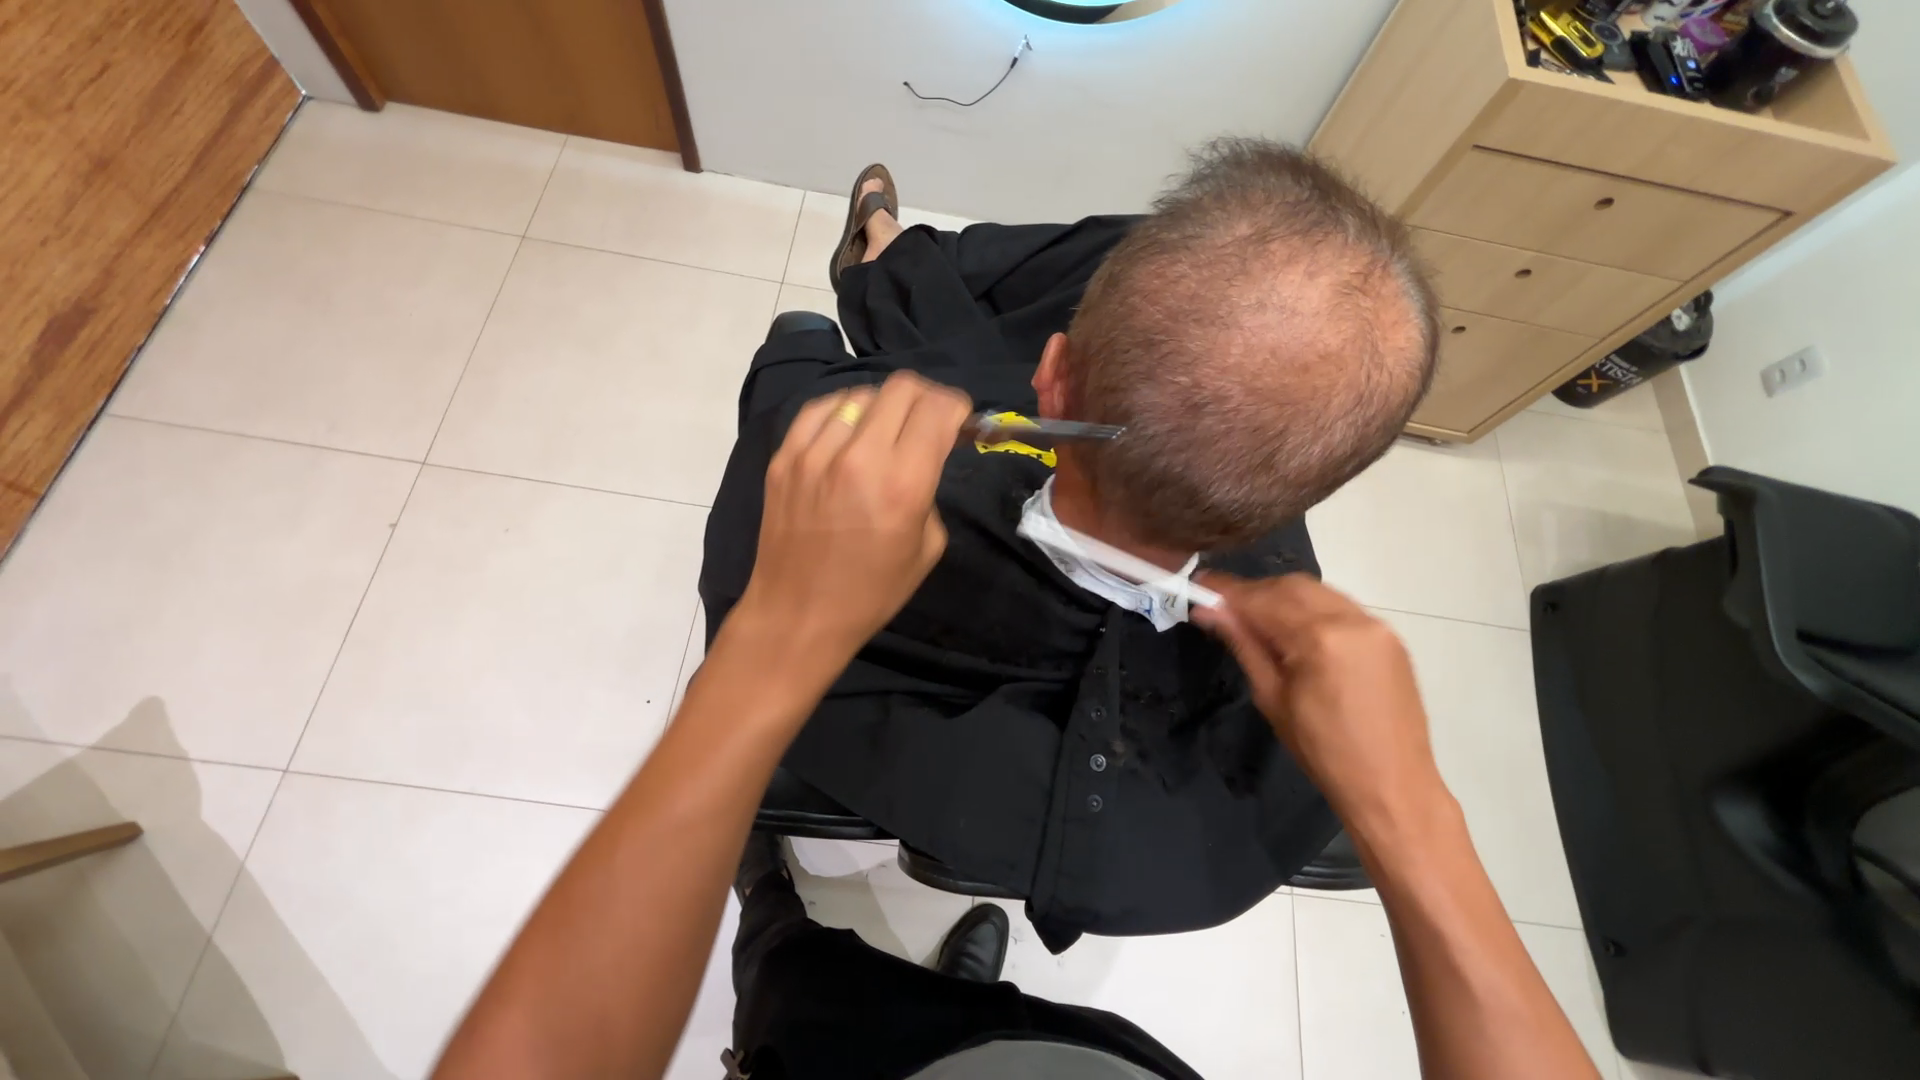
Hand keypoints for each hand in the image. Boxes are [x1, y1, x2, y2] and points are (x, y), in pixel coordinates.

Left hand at [731, 372, 973, 674]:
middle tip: (928, 419)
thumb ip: (930, 491)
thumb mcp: (927, 547)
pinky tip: (849, 431)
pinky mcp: (784, 457)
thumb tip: (923, 455)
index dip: (957, 407)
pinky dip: (843, 412)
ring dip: (884, 406)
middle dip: (926, 398)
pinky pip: (820, 410)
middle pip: (902, 388)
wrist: (798, 614)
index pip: (937, 409)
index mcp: (903, 484)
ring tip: (885, 430)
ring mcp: (815, 453)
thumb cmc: (872, 592)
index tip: (959, 419)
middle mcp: (860, 458)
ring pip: (861, 394)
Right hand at [1195, 574, 1445, 830]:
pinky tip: (1293, 630)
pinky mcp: (1389, 636)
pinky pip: (1340, 607)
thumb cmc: (1322, 751)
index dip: (1226, 591)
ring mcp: (1376, 625)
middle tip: (1223, 608)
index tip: (1198, 586)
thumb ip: (1243, 644)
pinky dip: (1310, 609)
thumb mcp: (1271, 698)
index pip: (1262, 599)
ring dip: (1281, 597)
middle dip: (1254, 592)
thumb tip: (1208, 611)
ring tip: (1255, 619)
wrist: (1392, 785)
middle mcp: (1352, 620)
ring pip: (1317, 592)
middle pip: (1291, 586)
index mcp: (1320, 639)